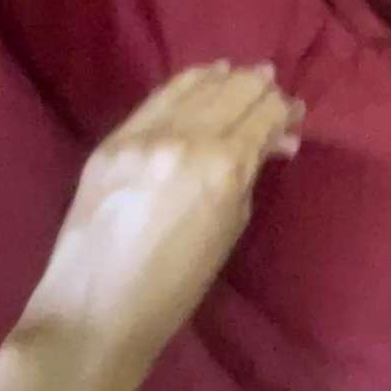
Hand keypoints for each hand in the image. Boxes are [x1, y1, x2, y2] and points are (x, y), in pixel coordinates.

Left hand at [21, 63, 302, 354]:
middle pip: (240, 87)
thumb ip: (252, 171)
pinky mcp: (115, 139)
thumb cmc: (179, 282)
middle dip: (264, 89)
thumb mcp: (233, 223)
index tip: (294, 118)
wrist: (95, 311)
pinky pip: (163, 94)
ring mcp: (146, 135)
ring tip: (244, 80)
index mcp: (225, 165)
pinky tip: (208, 79)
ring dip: (231, 79)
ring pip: (202, 82)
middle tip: (273, 101)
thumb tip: (276, 140)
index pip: (268, 111)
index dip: (287, 111)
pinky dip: (193, 82)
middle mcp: (189, 138)